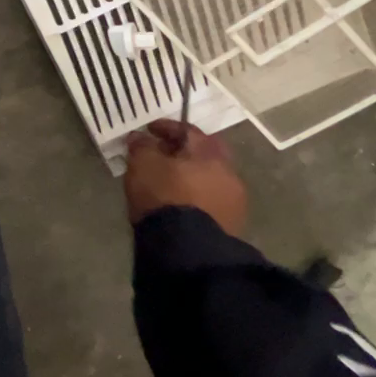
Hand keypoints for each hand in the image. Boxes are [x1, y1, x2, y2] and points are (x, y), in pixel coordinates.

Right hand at [123, 120, 247, 236]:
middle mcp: (228, 172)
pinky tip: (181, 201)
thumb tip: (141, 138)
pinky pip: (212, 199)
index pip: (188, 130)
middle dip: (185, 151)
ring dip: (193, 175)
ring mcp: (234, 201)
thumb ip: (141, 146)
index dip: (166, 127)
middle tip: (164, 153)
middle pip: (206, 153)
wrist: (188, 248)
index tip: (149, 130)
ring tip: (171, 180)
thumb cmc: (164, 195)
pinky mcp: (233, 225)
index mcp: (208, 152)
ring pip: (211, 177)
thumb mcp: (142, 163)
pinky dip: (198, 195)